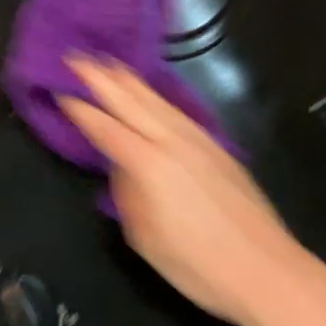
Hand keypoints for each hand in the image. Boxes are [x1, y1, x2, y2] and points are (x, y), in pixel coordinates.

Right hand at [57, 55, 317, 325]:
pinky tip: (146, 92)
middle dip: (99, 75)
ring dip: (126, 78)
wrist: (266, 269)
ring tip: (105, 63)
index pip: (104, 126)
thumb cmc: (199, 265)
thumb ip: (127, 194)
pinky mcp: (215, 144)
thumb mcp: (146, 239)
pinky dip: (151, 93)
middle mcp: (171, 139)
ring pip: (154, 97)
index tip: (59, 87)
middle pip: (129, 98)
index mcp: (148, 163)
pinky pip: (173, 108)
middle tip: (74, 56)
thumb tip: (122, 168)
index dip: (80, 106)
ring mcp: (197, 137)